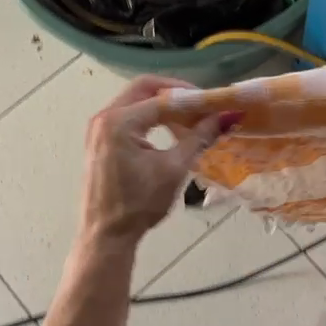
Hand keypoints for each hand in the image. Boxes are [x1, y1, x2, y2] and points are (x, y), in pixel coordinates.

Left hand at [79, 76, 240, 243]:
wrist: (107, 236)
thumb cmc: (139, 204)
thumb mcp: (174, 169)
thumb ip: (199, 137)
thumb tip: (226, 117)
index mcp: (119, 121)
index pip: (161, 97)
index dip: (192, 98)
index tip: (216, 103)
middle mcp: (104, 117)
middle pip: (144, 89)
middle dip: (176, 94)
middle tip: (202, 106)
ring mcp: (99, 128)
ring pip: (136, 101)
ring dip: (163, 105)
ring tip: (191, 118)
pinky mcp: (100, 140)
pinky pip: (129, 116)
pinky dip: (150, 117)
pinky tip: (171, 130)